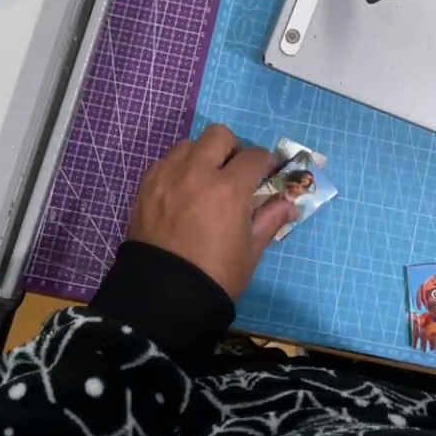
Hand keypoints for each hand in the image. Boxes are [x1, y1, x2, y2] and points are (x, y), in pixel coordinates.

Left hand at [127, 125, 299, 300]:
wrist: (163, 299)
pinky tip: (183, 191)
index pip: (254, 156)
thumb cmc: (215, 277)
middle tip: (234, 171)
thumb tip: (289, 204)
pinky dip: (178, 168)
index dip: (265, 162)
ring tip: (205, 181)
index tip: (266, 172)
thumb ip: (269, 219)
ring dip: (202, 155)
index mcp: (229, 188)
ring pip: (189, 144)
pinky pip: (166, 161)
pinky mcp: (146, 185)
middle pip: (219, 135)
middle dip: (232, 148)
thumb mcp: (250, 251)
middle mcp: (198, 172)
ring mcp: (168, 176)